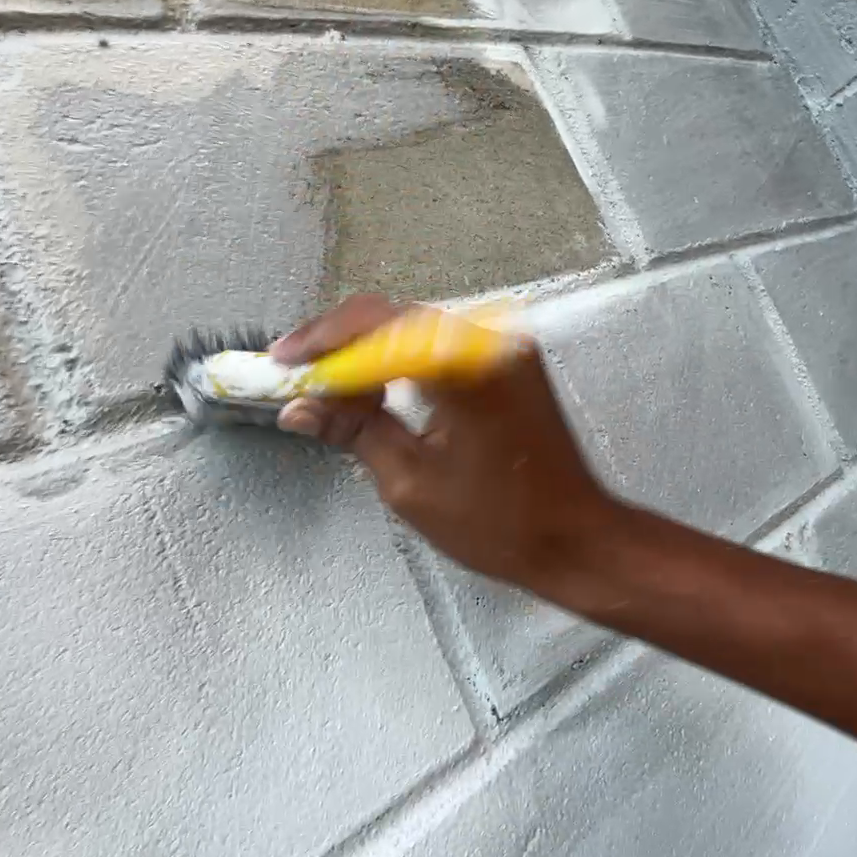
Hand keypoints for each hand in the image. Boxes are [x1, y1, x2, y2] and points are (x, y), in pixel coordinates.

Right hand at [271, 295, 613, 586]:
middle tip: (296, 374)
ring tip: (326, 384)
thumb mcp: (410, 482)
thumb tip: (300, 407)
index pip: (374, 326)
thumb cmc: (499, 523)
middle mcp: (488, 340)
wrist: (575, 537)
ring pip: (416, 329)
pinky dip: (403, 360)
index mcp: (463, 365)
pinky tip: (375, 385)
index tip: (281, 362)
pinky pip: (443, 345)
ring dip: (369, 351)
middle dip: (339, 344)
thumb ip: (354, 430)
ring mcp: (505, 346)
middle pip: (394, 319)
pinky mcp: (510, 361)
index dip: (320, 339)